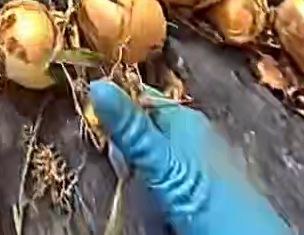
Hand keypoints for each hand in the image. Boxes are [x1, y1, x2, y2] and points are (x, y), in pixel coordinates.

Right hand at [89, 80, 295, 234]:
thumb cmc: (208, 203)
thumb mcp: (163, 165)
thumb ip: (131, 128)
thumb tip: (95, 82)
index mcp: (182, 119)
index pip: (137, 103)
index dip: (119, 122)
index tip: (111, 147)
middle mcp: (190, 138)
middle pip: (141, 142)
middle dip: (131, 168)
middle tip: (135, 191)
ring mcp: (198, 170)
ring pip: (151, 174)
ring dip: (144, 195)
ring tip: (155, 215)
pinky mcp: (203, 199)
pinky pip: (167, 195)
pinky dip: (159, 210)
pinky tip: (165, 223)